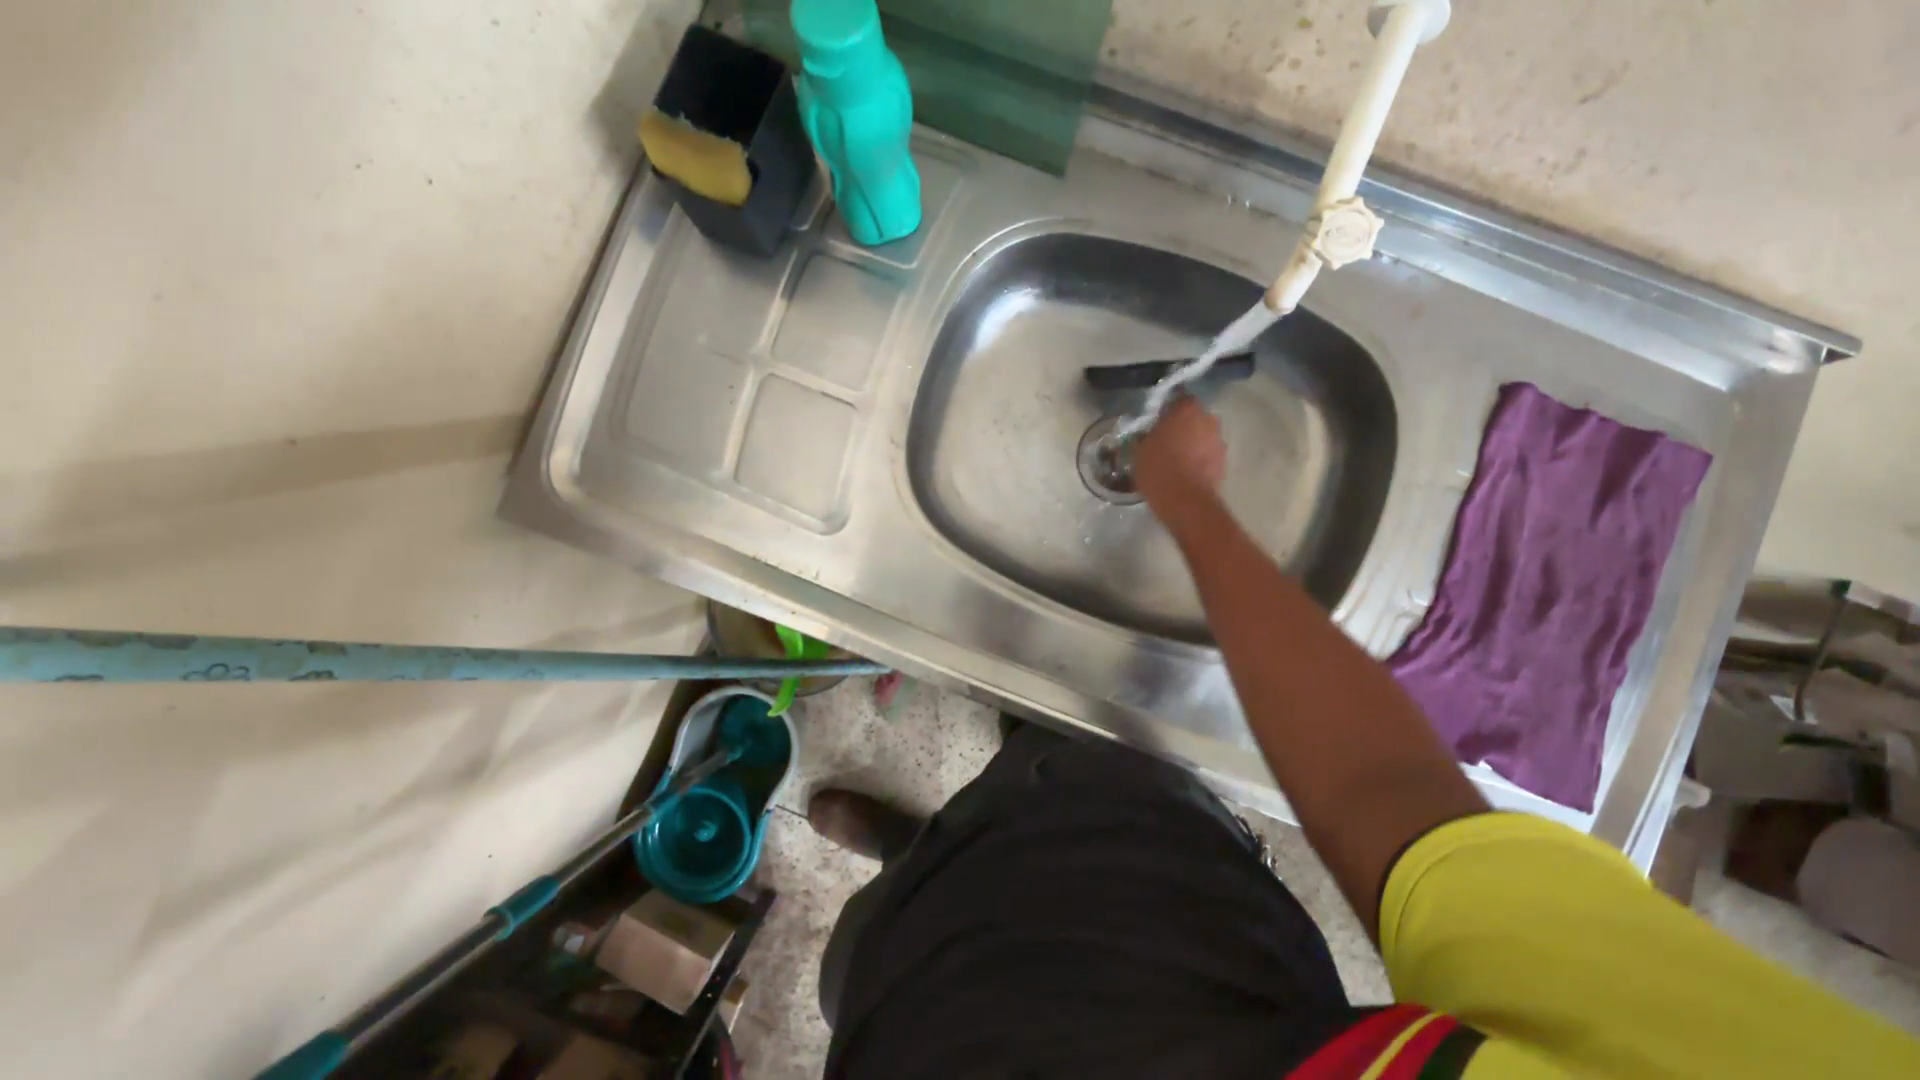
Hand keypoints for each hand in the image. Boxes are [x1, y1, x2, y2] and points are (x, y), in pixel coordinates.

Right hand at [1133, 397, 1225, 517]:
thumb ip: (1146, 435)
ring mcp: (1220, 441)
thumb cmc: (1159, 469)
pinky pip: (1208, 455)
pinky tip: (1186, 473)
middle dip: (1182, 426)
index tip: (1157, 421)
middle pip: (1194, 418)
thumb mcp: (1139, 450)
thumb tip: (1148, 434)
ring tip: (1176, 460)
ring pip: (1203, 437)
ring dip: (1193, 444)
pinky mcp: (1224, 462)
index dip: (1167, 410)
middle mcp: (1209, 419)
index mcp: (1187, 409)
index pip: (1178, 398)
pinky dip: (1200, 460)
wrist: (1186, 502)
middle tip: (1165, 440)